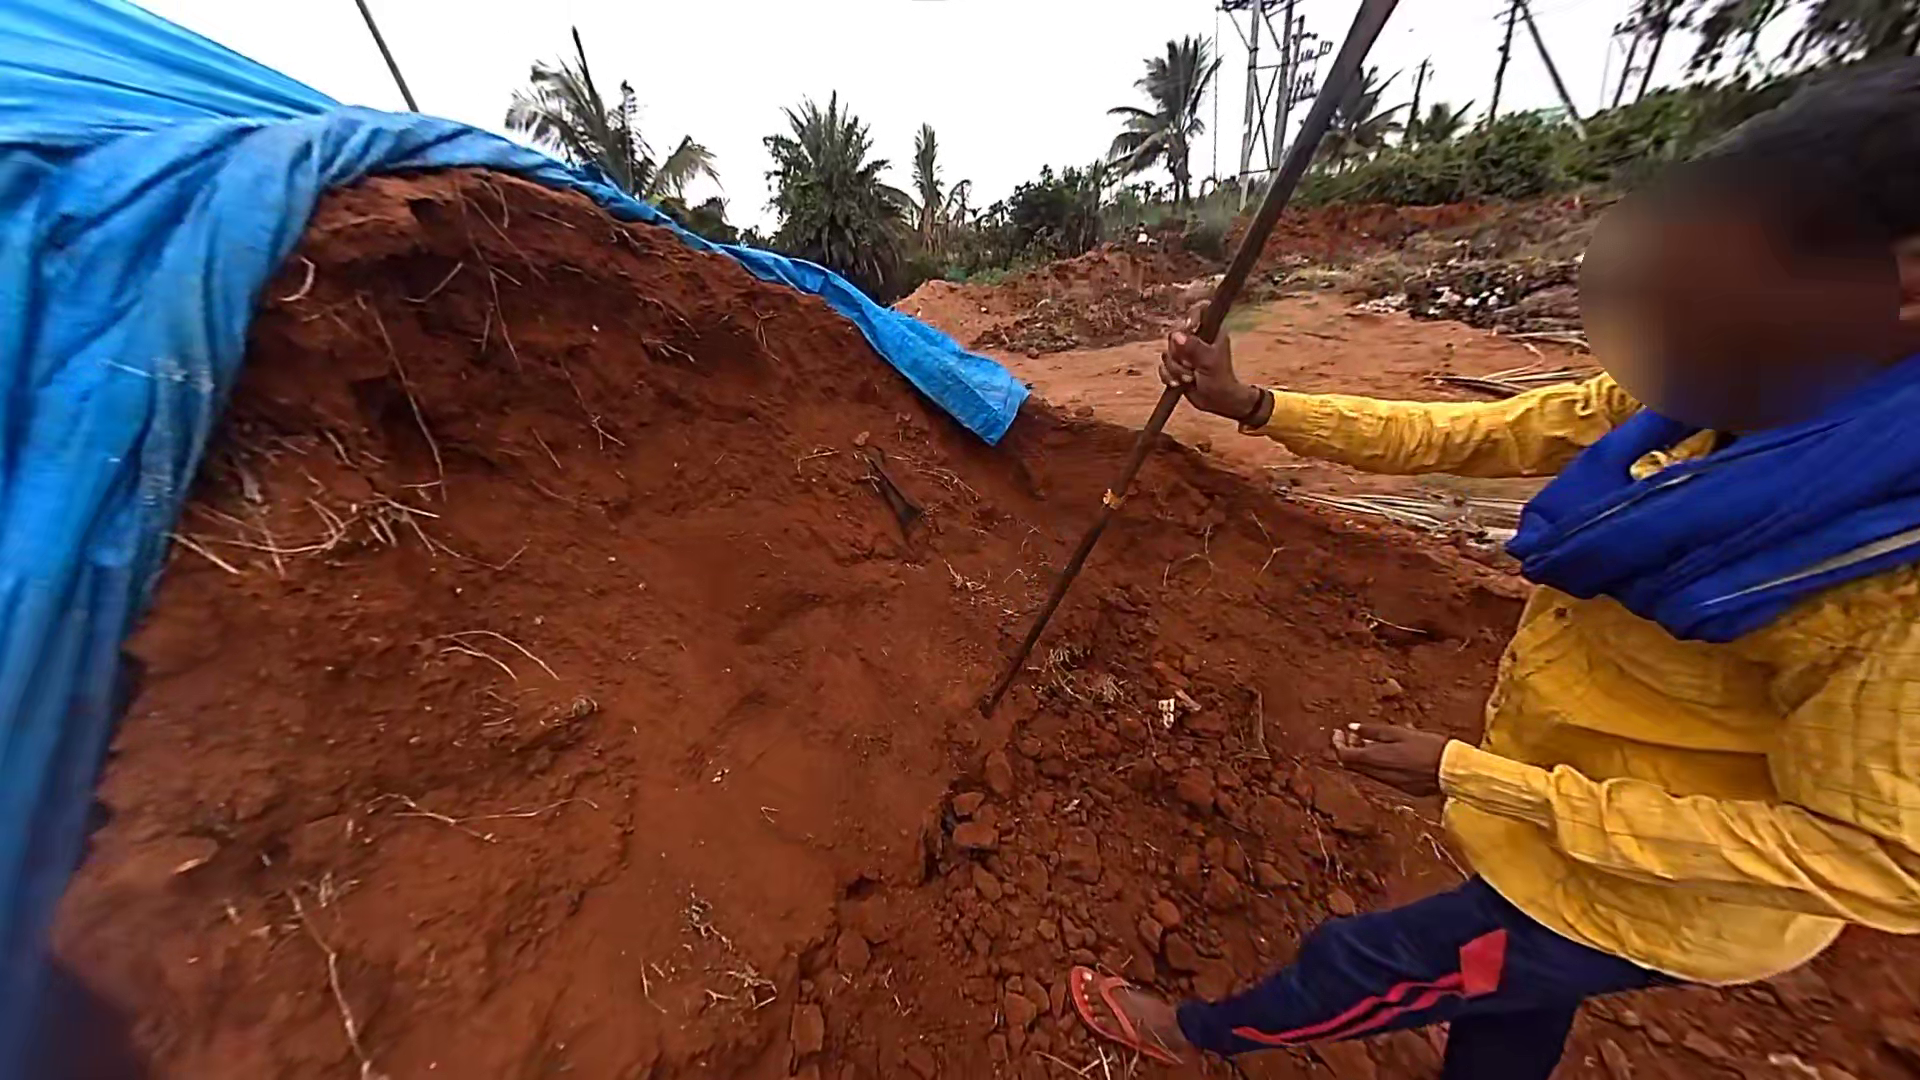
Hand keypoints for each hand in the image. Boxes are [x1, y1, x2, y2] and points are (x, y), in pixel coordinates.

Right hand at [1159, 309, 1262, 421]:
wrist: (1216, 401)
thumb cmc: (1220, 380)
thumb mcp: (1209, 361)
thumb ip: (1194, 347)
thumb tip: (1176, 335)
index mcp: (1210, 331)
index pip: (1200, 310)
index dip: (1191, 318)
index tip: (1189, 330)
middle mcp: (1196, 339)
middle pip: (1175, 335)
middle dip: (1178, 355)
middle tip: (1191, 366)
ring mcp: (1185, 353)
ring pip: (1167, 354)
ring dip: (1175, 369)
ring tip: (1188, 378)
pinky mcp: (1176, 367)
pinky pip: (1163, 367)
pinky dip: (1168, 376)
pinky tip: (1178, 384)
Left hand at [1332, 724, 1449, 796]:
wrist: (1456, 771)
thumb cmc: (1429, 747)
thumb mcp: (1398, 732)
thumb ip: (1372, 731)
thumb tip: (1352, 728)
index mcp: (1376, 758)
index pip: (1344, 755)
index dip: (1337, 743)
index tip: (1338, 732)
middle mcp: (1380, 774)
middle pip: (1352, 764)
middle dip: (1347, 748)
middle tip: (1351, 734)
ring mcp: (1392, 783)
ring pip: (1366, 771)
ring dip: (1361, 756)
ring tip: (1368, 740)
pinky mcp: (1404, 788)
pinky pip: (1381, 776)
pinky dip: (1375, 764)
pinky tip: (1385, 753)